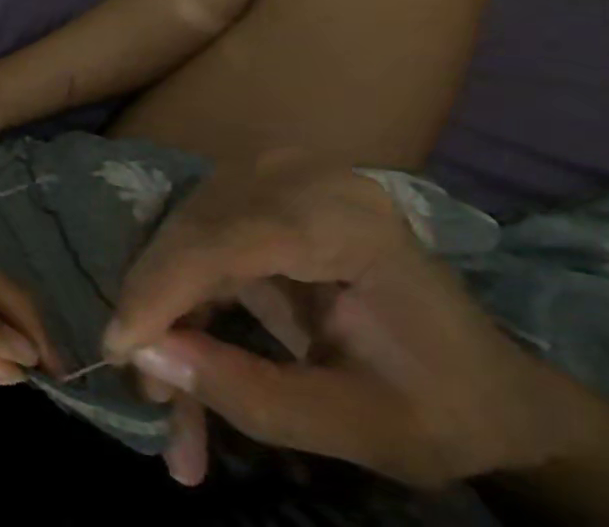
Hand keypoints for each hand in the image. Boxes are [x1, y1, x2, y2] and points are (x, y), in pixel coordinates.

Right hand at [105, 162, 582, 489]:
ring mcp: (287, 179)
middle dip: (158, 303)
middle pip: (199, 226)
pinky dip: (183, 292)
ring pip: (189, 229)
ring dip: (165, 300)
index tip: (119, 350)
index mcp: (355, 224)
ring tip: (165, 386)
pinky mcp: (268, 197)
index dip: (166, 286)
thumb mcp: (359, 429)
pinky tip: (182, 345)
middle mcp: (312, 179)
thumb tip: (149, 357)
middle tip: (148, 391)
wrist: (489, 382)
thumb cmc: (445, 408)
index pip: (233, 236)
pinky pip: (202, 236)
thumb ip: (253, 395)